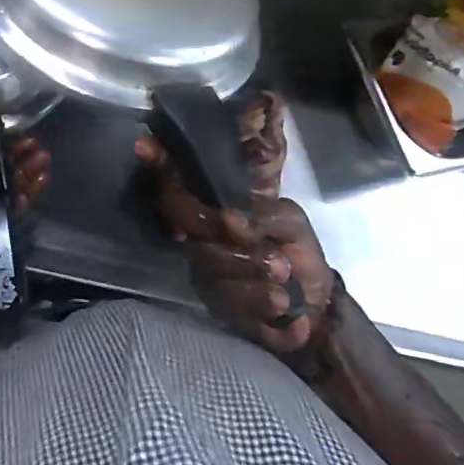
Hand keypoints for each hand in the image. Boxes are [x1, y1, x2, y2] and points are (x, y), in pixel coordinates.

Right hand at [135, 94, 333, 355]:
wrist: (320, 302)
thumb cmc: (296, 247)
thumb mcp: (289, 220)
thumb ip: (260, 216)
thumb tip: (229, 220)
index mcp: (213, 213)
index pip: (177, 188)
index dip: (158, 166)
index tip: (143, 144)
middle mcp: (200, 243)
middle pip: (199, 246)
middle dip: (242, 259)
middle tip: (282, 265)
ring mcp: (208, 280)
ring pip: (216, 284)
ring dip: (256, 290)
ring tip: (286, 295)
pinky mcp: (223, 317)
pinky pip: (235, 318)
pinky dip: (268, 320)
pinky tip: (289, 319)